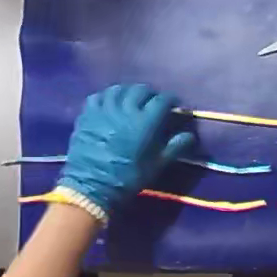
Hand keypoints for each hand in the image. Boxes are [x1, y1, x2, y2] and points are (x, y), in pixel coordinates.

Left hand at [56, 84, 195, 220]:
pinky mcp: (87, 114)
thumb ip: (174, 147)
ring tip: (131, 99)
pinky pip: (98, 96)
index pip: (162, 100)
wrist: (92, 187)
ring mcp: (104, 110)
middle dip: (150, 93)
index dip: (171, 99)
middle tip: (152, 102)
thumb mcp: (156, 165)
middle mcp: (126, 110)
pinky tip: (109, 103)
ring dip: (128, 92)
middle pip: (140, 90)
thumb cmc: (128, 178)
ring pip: (119, 89)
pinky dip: (106, 96)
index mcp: (145, 122)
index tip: (174, 104)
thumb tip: (190, 135)